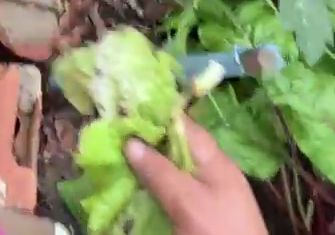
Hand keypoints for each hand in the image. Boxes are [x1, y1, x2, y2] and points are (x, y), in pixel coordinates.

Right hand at [124, 116, 269, 234]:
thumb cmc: (218, 232)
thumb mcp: (186, 201)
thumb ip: (159, 170)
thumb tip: (129, 141)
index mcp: (214, 157)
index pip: (181, 122)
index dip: (152, 113)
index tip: (123, 112)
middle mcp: (213, 169)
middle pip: (176, 144)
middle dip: (147, 140)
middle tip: (116, 138)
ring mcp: (211, 192)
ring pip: (174, 167)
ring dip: (150, 164)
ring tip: (121, 160)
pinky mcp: (205, 211)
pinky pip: (177, 188)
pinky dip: (158, 185)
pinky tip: (140, 187)